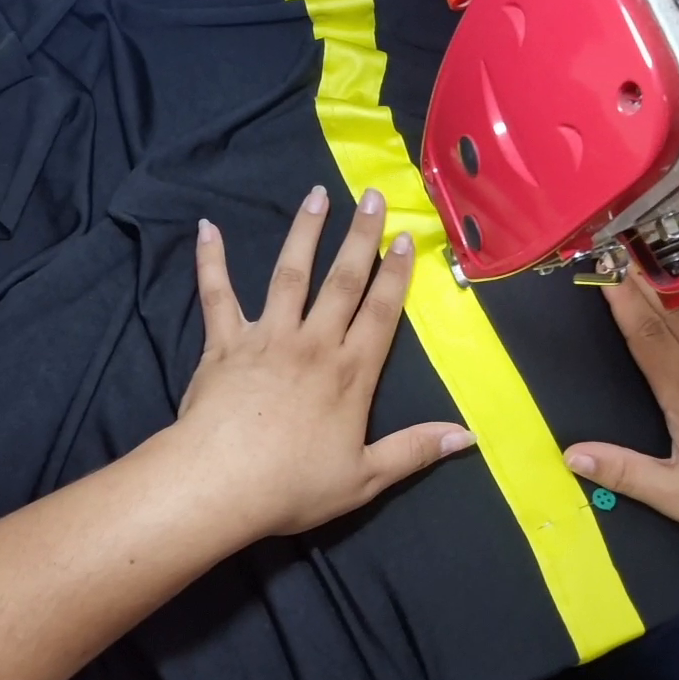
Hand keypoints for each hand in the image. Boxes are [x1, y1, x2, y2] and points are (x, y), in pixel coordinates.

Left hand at [163, 184, 475, 538]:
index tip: (404, 237)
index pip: (381, 313)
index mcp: (350, 373)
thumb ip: (416, 451)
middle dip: (360, 236)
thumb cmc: (293, 484)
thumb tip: (470, 435)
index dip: (395, 274)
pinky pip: (217, 295)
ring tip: (316, 195)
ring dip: (305, 233)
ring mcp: (267, 337)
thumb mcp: (365, 478)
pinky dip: (212, 261)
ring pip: (290, 274)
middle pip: (342, 281)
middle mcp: (313, 343)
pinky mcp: (225, 343)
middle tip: (371, 195)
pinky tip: (209, 229)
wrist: (220, 484)